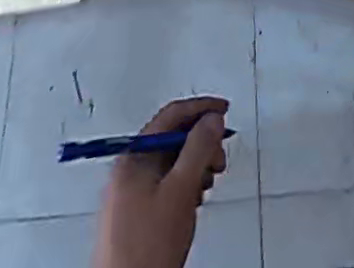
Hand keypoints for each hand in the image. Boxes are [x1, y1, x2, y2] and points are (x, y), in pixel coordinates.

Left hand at [92, 97, 229, 267]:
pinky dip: (185, 184)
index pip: (171, 115)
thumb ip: (198, 149)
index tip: (225, 110)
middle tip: (220, 158)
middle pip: (172, 138)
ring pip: (171, 162)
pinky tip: (195, 199)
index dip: (201, 108)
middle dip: (201, 143)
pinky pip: (166, 183)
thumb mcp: (180, 190)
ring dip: (196, 165)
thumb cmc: (148, 245)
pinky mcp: (136, 212)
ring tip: (209, 183)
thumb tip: (213, 118)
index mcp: (134, 156)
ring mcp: (131, 191)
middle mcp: (129, 168)